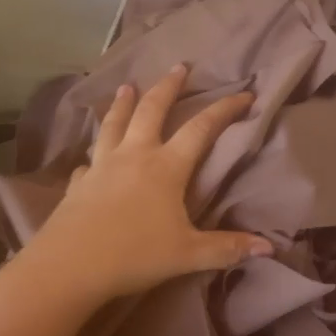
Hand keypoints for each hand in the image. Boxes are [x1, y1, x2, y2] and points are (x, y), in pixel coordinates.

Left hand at [18, 64, 270, 301]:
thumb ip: (227, 248)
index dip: (224, 109)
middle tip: (179, 66)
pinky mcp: (77, 185)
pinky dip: (93, 155)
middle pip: (152, 111)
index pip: (201, 128)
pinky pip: (88, 162)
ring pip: (114, 125)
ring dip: (122, 104)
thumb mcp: (188, 254)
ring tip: (126, 87)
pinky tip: (90, 159)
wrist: (67, 268)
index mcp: (165, 167)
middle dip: (168, 87)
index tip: (244, 93)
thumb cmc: (133, 255)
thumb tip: (268, 248)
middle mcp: (134, 156)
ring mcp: (101, 167)